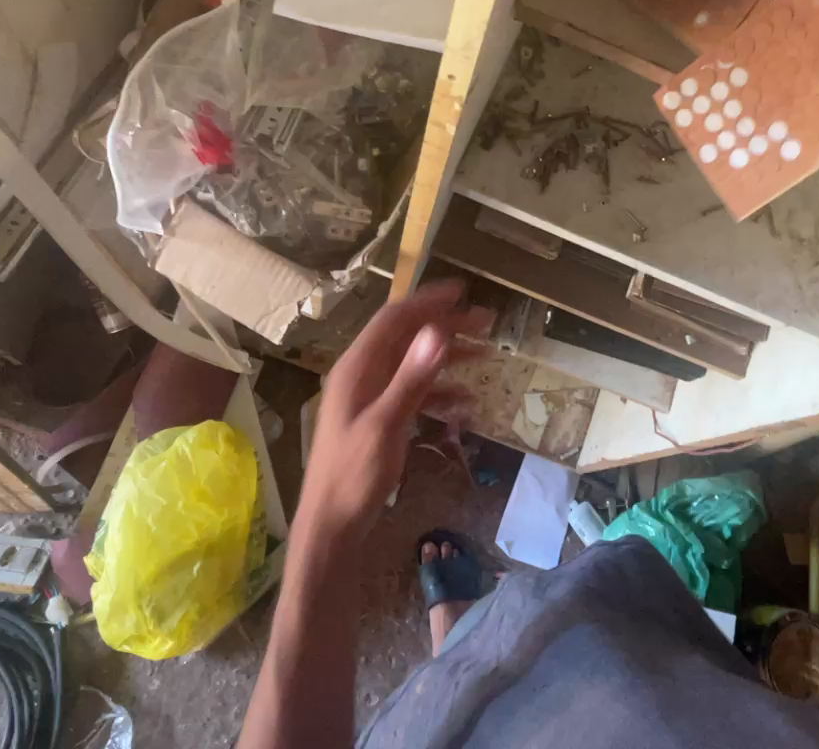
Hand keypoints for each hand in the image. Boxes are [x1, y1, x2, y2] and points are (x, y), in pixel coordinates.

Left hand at [298, 280, 490, 547]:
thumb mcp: (386, 425)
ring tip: (484, 354)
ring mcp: (371, 396)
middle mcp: (363, 374)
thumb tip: (439, 331)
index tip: (462, 291)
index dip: (427, 300)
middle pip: (407, 337)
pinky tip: (466, 402)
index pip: (394, 318)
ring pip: (414, 363)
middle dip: (445, 325)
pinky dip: (440, 391)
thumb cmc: (353, 476)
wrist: (332, 527)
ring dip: (447, 356)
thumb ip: (413, 378)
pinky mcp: (380, 417)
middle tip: (486, 322)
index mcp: (357, 367)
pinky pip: (414, 392)